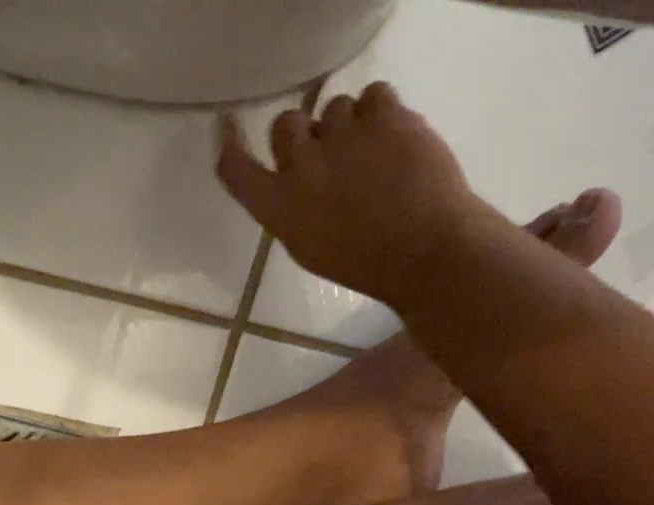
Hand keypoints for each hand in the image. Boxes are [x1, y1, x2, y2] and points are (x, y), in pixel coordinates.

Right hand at [217, 83, 503, 309]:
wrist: (425, 250)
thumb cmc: (362, 262)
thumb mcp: (307, 246)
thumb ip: (290, 208)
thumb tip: (295, 177)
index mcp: (278, 205)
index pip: (236, 167)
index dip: (229, 142)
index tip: (228, 123)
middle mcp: (301, 165)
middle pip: (285, 123)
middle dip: (303, 132)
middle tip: (328, 149)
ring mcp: (343, 137)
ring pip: (335, 106)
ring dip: (348, 122)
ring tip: (372, 148)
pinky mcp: (385, 117)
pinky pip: (374, 93)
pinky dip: (381, 109)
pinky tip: (393, 134)